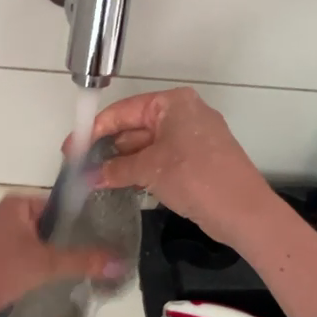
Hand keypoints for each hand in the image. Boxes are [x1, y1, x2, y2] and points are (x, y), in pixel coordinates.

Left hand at [0, 195, 124, 316]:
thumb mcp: (45, 265)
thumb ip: (84, 261)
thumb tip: (122, 261)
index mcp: (18, 203)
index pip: (61, 204)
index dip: (84, 221)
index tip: (108, 239)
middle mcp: (8, 213)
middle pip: (52, 225)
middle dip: (73, 242)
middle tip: (102, 259)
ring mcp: (0, 235)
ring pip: (41, 242)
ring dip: (58, 256)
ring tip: (87, 271)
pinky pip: (28, 255)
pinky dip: (43, 266)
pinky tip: (59, 280)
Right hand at [88, 87, 277, 244]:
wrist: (244, 212)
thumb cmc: (196, 178)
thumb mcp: (149, 170)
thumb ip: (115, 169)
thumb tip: (89, 175)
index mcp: (173, 104)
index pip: (124, 111)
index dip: (95, 129)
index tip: (72, 147)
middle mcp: (184, 114)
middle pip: (135, 127)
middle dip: (109, 147)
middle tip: (80, 166)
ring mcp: (192, 138)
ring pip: (147, 145)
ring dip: (124, 162)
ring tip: (95, 178)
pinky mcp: (197, 161)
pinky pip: (161, 159)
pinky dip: (142, 170)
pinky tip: (121, 183)